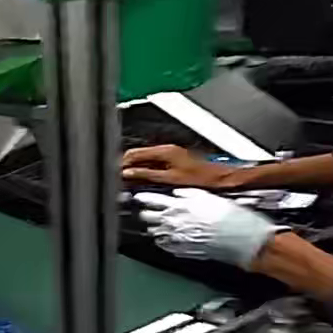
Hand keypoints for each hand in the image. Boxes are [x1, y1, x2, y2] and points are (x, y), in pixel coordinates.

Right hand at [121, 145, 239, 188]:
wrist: (220, 178)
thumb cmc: (201, 178)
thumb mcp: (169, 179)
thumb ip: (146, 175)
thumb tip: (127, 173)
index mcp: (164, 151)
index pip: (133, 154)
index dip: (121, 164)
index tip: (112, 174)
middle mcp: (166, 150)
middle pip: (136, 155)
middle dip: (125, 167)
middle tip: (116, 179)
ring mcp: (169, 154)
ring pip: (143, 160)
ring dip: (134, 170)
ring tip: (126, 182)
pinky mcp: (172, 160)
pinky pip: (151, 163)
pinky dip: (143, 171)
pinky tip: (140, 180)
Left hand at [135, 189, 278, 269]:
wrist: (244, 241)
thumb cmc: (234, 218)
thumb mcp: (212, 198)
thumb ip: (190, 194)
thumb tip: (176, 193)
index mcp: (180, 206)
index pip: (152, 200)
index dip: (144, 198)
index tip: (138, 196)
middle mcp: (172, 222)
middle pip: (147, 216)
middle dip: (147, 212)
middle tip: (149, 210)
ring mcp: (174, 238)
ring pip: (153, 230)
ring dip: (155, 226)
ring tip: (161, 223)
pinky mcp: (179, 250)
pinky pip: (162, 244)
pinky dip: (162, 239)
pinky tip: (168, 236)